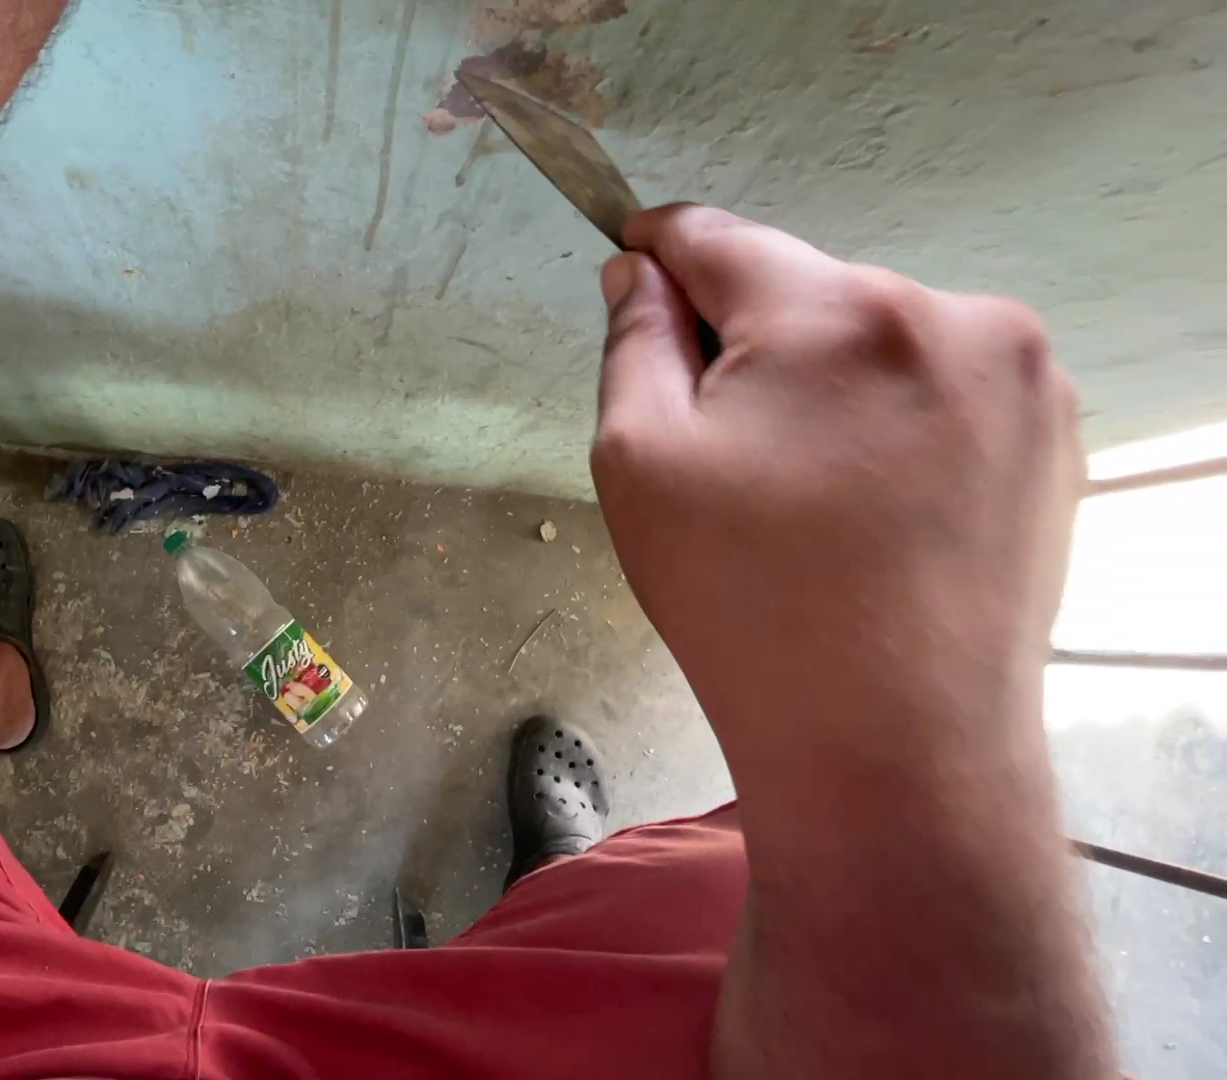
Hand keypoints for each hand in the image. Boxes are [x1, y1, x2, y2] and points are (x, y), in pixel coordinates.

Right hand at [593, 206, 1112, 1079]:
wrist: (883, 733)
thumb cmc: (731, 589)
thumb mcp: (637, 458)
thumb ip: (633, 344)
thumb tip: (638, 274)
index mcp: (833, 314)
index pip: (719, 236)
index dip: (657, 245)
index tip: (627, 261)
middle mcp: (950, 313)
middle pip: (796, 289)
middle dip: (734, 337)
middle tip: (699, 436)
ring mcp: (1020, 373)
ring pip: (865, 336)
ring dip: (805, 376)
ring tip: (779, 481)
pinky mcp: (1051, 432)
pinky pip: (928, 383)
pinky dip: (869, 412)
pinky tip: (847, 497)